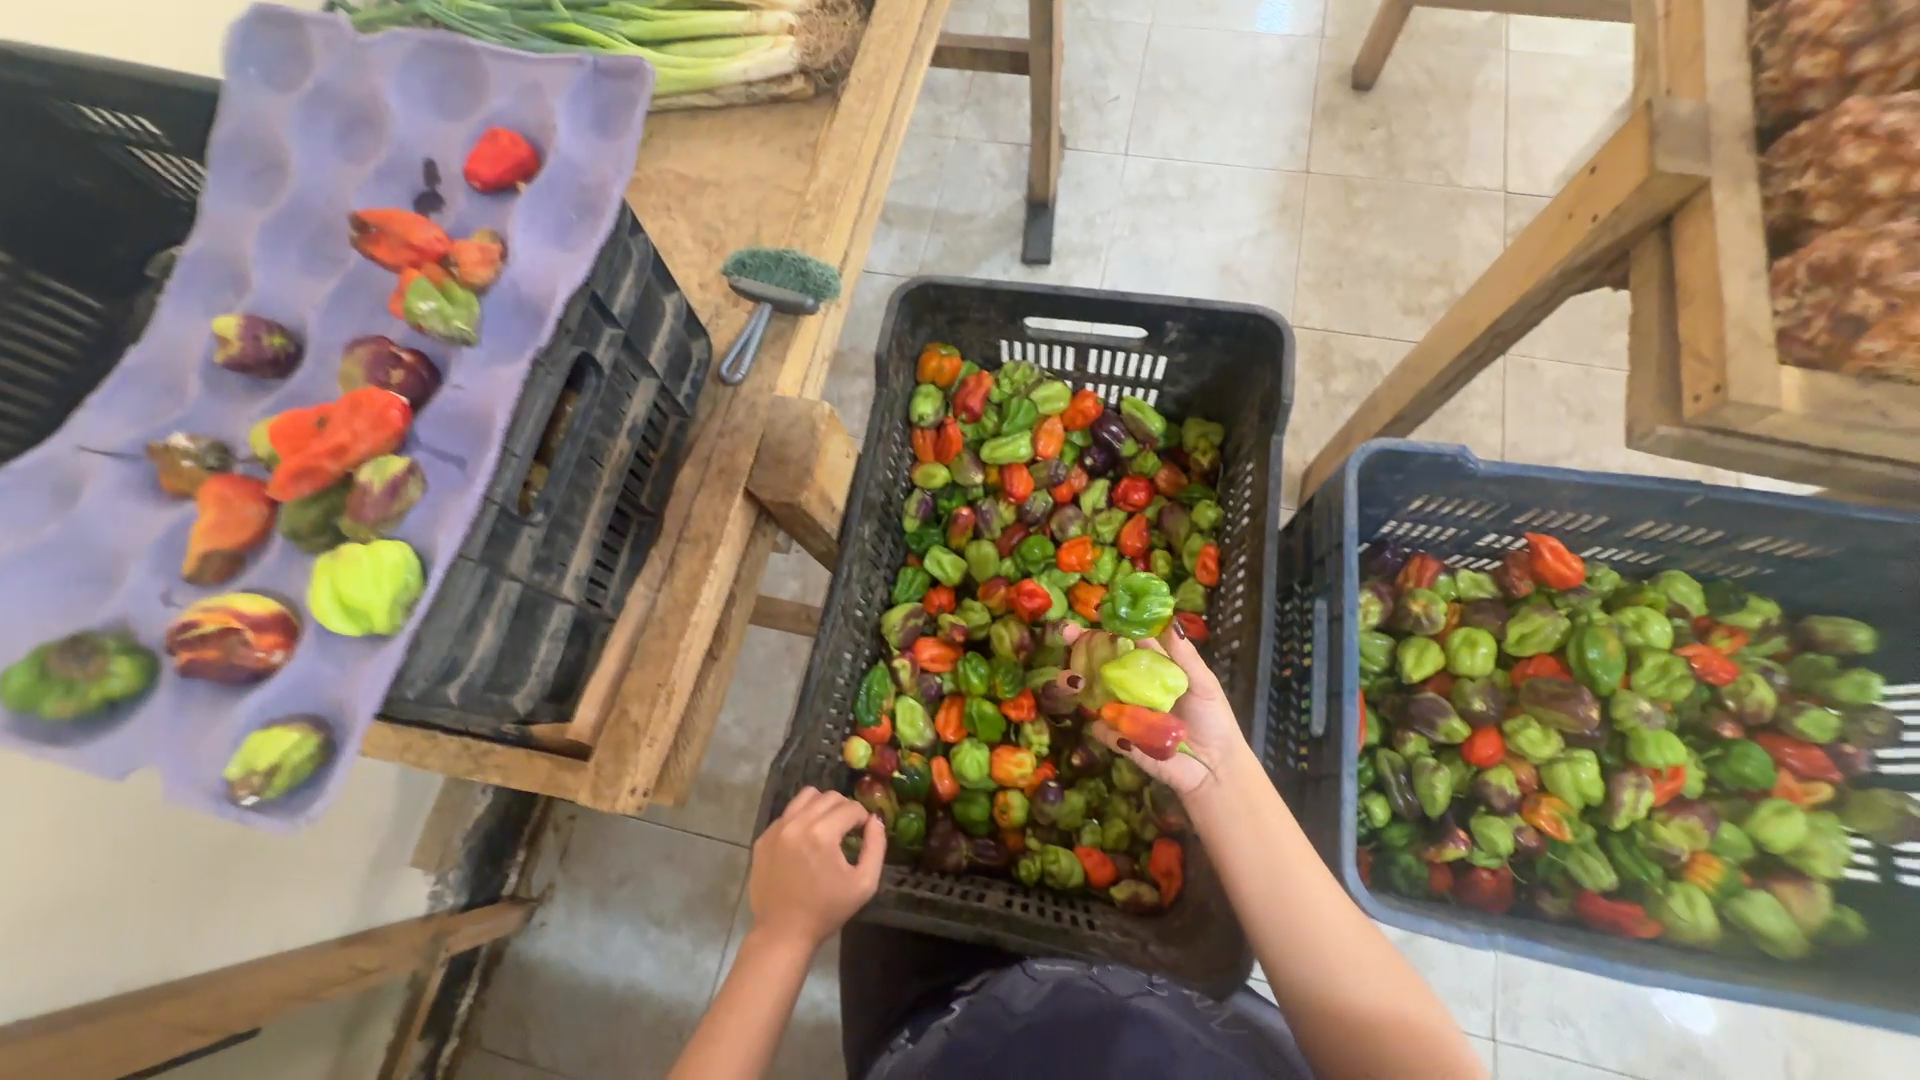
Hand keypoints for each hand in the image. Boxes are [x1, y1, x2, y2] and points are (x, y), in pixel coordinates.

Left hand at [749, 788, 884, 948]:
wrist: (783, 933)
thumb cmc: (827, 910)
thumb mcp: (864, 883)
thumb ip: (876, 846)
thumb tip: (875, 819)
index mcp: (822, 834)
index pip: (851, 807)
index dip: (863, 818)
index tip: (863, 834)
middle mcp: (797, 823)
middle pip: (829, 797)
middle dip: (844, 809)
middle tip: (847, 831)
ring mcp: (776, 829)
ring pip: (806, 797)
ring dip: (822, 806)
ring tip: (826, 828)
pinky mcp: (763, 838)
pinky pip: (788, 813)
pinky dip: (801, 819)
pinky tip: (805, 841)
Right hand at [1064, 621, 1248, 796]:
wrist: (1216, 768)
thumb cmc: (1213, 720)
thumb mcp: (1203, 682)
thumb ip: (1182, 653)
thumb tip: (1168, 618)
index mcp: (1151, 669)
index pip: (1124, 643)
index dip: (1106, 628)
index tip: (1089, 615)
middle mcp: (1132, 687)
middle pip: (1099, 665)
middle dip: (1079, 650)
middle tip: (1065, 634)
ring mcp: (1123, 713)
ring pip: (1092, 695)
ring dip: (1080, 684)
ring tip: (1077, 679)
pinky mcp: (1120, 740)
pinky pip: (1102, 730)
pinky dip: (1105, 728)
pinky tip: (1120, 732)